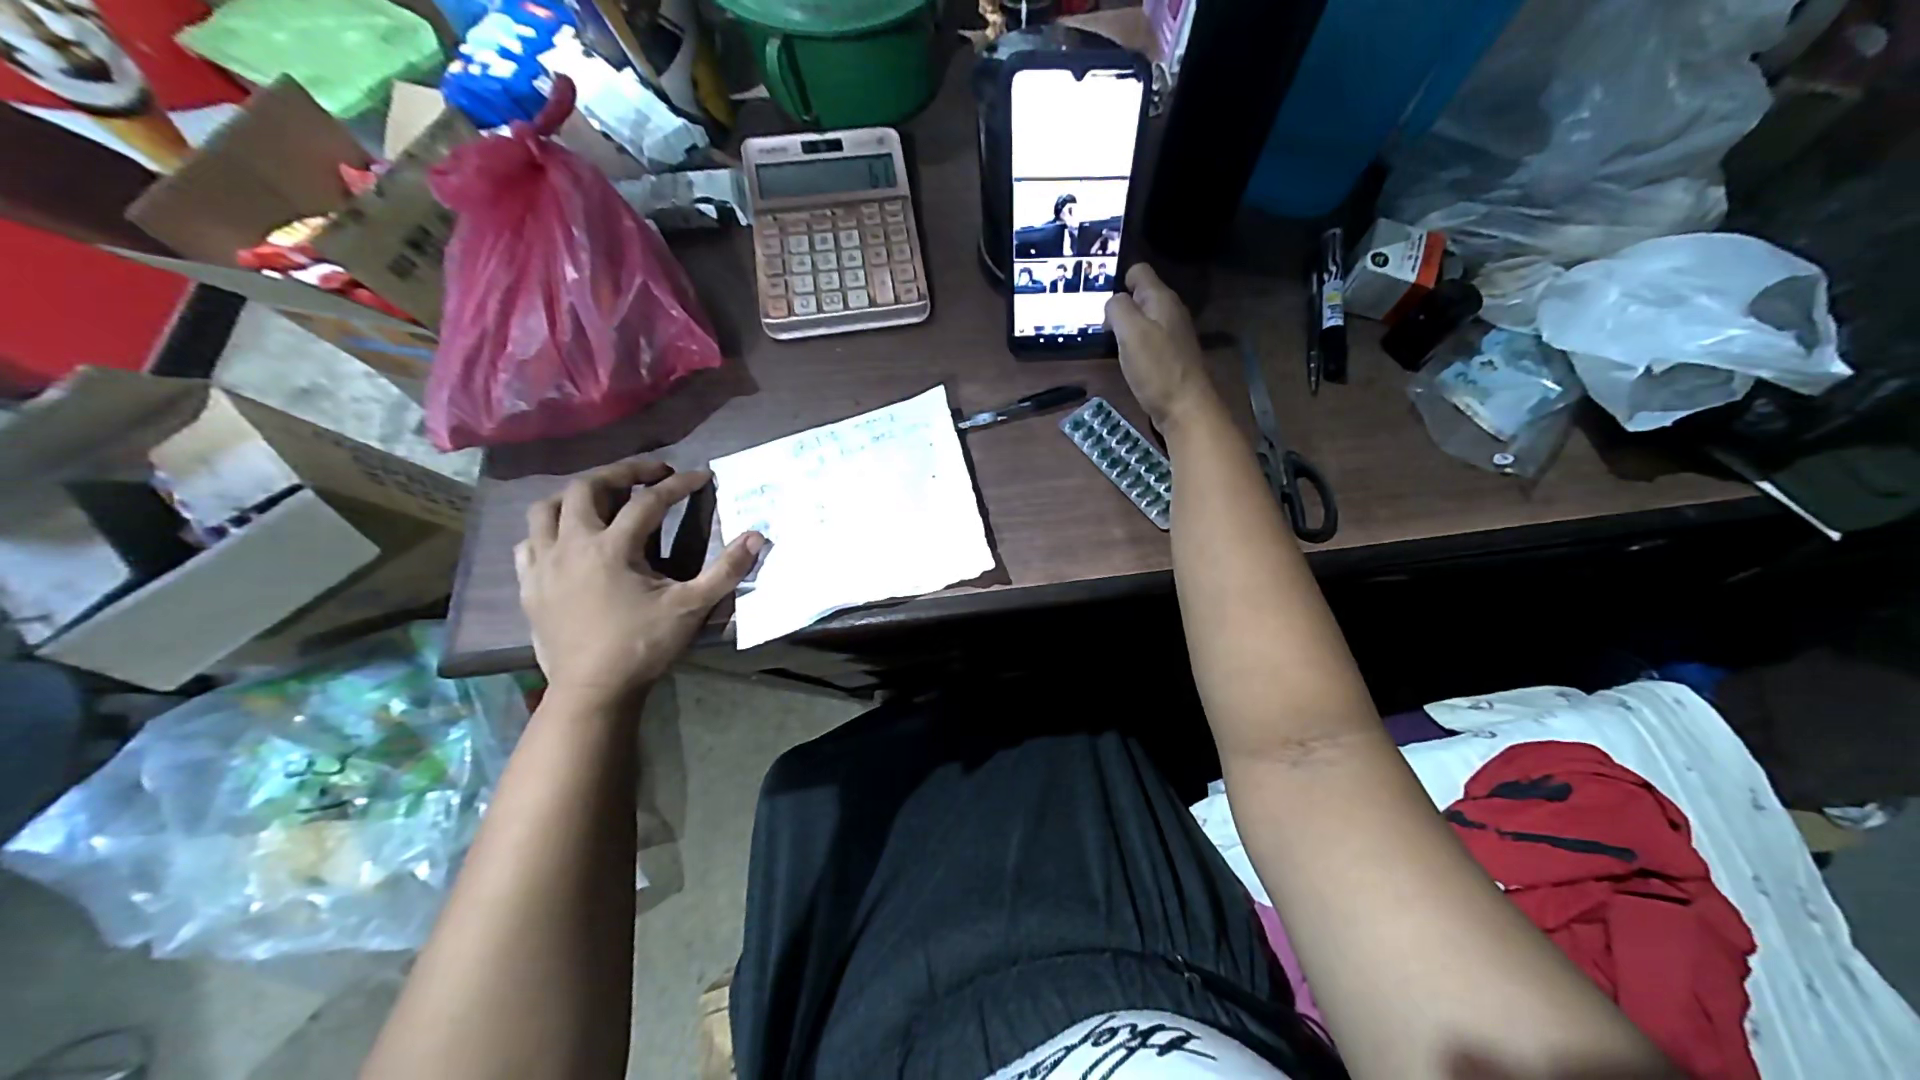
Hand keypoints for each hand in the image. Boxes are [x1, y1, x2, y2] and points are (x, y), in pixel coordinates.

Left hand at [514, 459, 763, 708]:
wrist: (592, 690)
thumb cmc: (642, 646)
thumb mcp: (691, 607)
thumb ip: (726, 570)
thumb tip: (757, 537)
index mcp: (612, 547)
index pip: (649, 501)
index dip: (678, 485)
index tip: (701, 476)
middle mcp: (572, 544)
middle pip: (588, 487)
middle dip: (622, 472)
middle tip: (651, 473)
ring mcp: (544, 563)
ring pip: (548, 508)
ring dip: (578, 495)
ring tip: (603, 498)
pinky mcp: (529, 584)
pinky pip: (529, 541)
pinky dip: (548, 530)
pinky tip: (566, 539)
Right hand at [1106, 263, 1216, 429]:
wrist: (1185, 407)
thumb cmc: (1156, 368)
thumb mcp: (1131, 332)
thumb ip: (1118, 309)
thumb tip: (1112, 303)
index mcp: (1162, 299)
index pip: (1139, 272)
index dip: (1118, 280)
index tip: (1101, 301)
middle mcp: (1170, 311)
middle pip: (1139, 296)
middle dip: (1119, 306)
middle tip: (1099, 324)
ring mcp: (1172, 334)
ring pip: (1142, 319)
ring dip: (1125, 327)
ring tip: (1108, 342)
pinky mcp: (1169, 356)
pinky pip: (1147, 340)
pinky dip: (1133, 345)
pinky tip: (1125, 359)